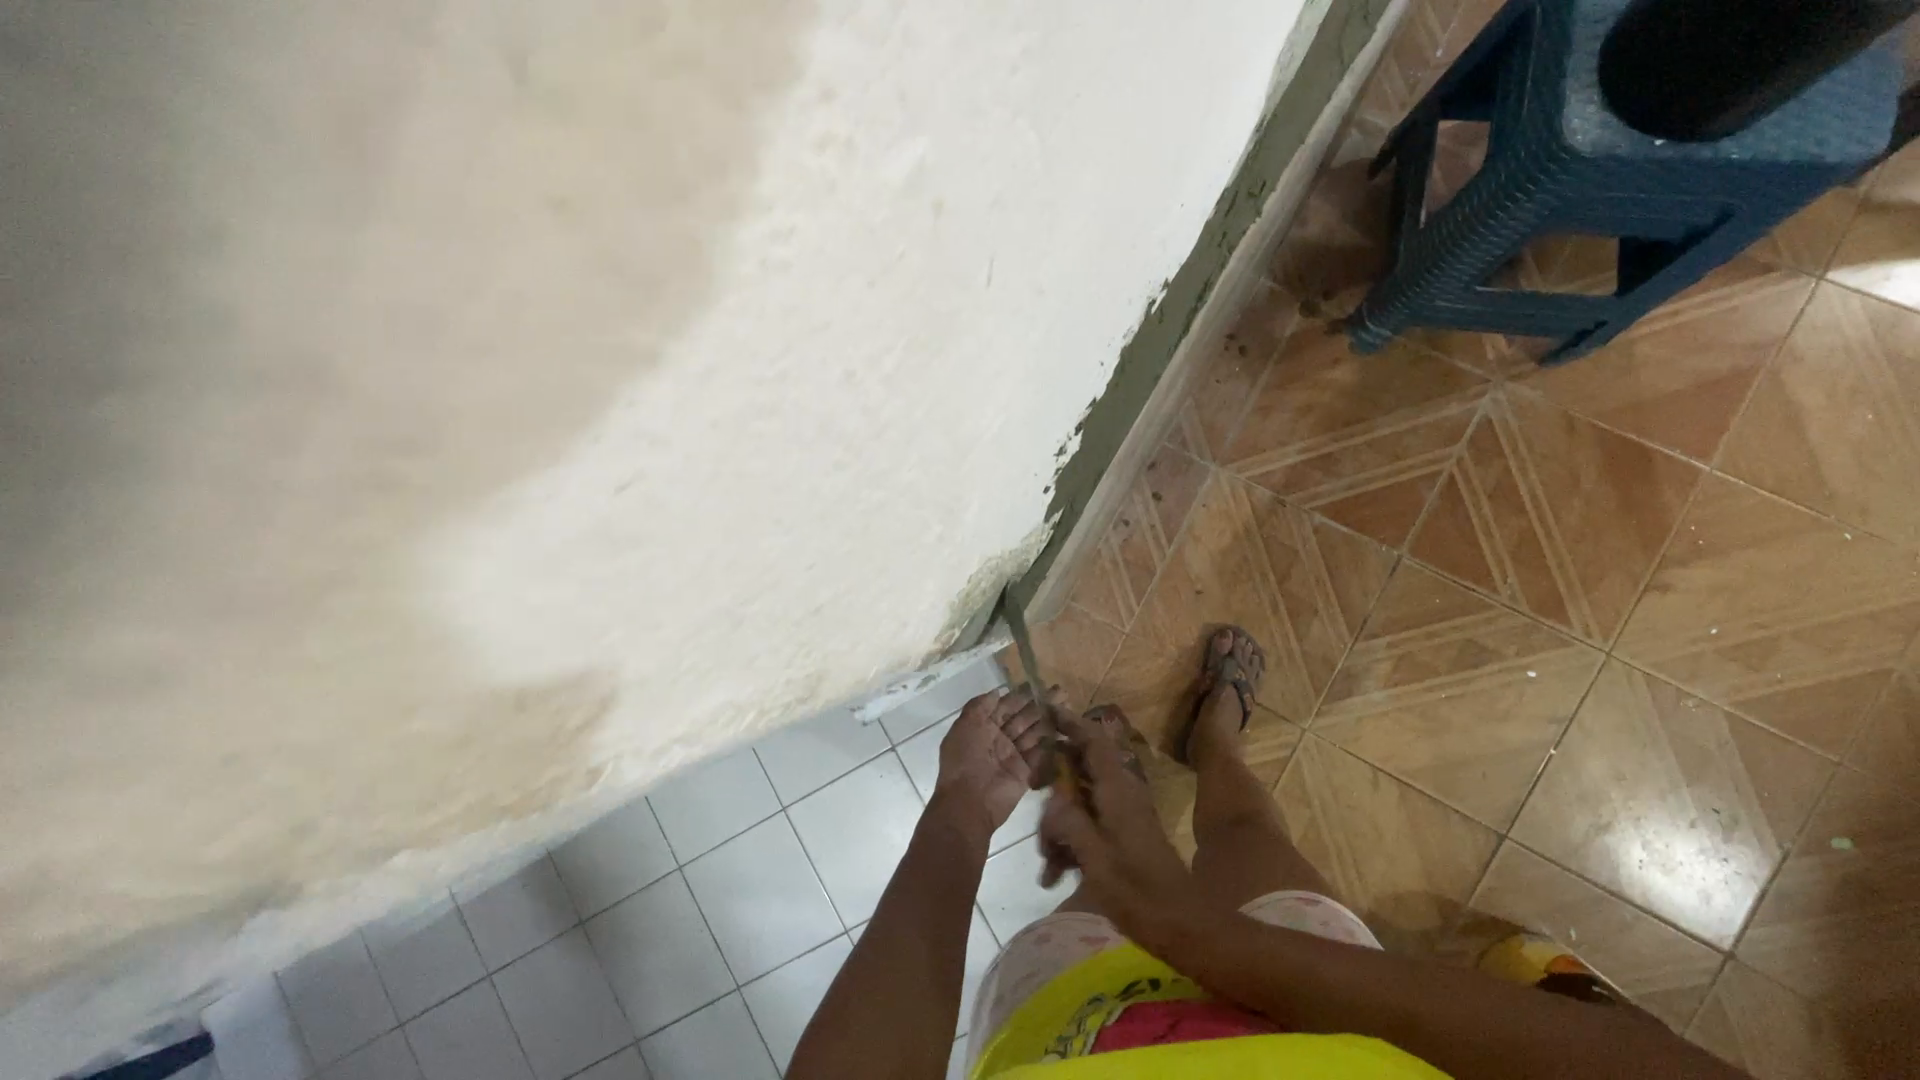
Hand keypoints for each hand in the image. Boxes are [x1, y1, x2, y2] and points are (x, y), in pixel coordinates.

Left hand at [933, 688, 1054, 840]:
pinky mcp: (1026, 771)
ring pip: (1033, 733)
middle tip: (1061, 691)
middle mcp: (999, 739)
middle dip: (1039, 704)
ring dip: (1048, 720)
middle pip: (1022, 717)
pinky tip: (1065, 729)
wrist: (969, 801)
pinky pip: (1040, 753)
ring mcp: (1013, 755)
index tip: (1037, 683)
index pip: (1004, 706)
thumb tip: (997, 692)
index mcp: (982, 727)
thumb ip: (979, 706)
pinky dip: (1051, 742)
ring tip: (1066, 706)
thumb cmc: (964, 760)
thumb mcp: (964, 726)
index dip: (1020, 695)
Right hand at [1038, 710, 1214, 954]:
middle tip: (1034, 807)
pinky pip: (1090, 824)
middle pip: (1080, 770)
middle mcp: (1122, 795)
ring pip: (1080, 802)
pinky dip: (1072, 842)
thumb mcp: (1093, 857)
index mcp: (1117, 791)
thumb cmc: (1137, 892)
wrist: (1181, 926)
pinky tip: (1057, 874)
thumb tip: (1053, 801)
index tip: (1045, 710)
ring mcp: (1124, 816)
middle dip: (1053, 788)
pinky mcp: (1125, 837)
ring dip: (1059, 826)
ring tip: (1048, 863)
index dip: (1070, 723)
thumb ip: (1068, 821)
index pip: (1093, 741)